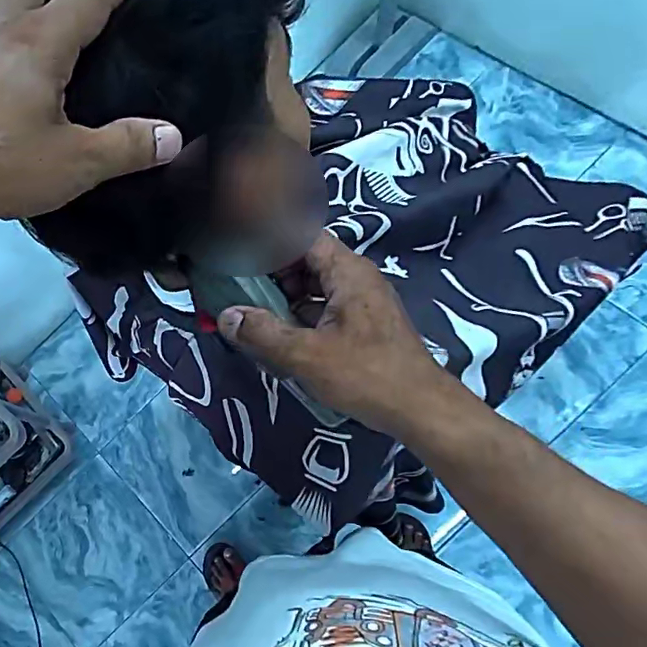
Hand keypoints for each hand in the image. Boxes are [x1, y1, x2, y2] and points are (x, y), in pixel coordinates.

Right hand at [216, 232, 469, 434]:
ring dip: (288, 301)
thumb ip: (263, 334)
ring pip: (317, 289)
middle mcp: (358, 279)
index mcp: (348, 272)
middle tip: (243, 296)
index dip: (270, 246)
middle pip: (308, 262)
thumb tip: (226, 317)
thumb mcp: (307, 355)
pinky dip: (305, 319)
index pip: (303, 238)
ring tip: (257, 319)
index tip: (241, 263)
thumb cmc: (366, 374)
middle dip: (274, 277)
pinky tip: (284, 340)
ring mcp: (365, 303)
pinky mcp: (366, 326)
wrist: (420, 408)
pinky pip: (328, 310)